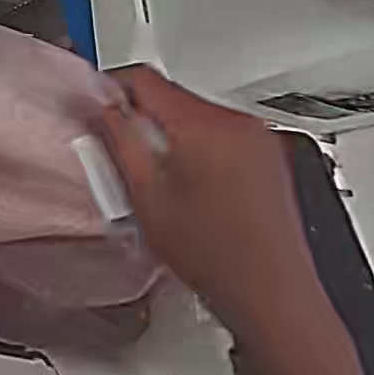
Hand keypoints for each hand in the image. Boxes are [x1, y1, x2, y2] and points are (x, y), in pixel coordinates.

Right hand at [94, 65, 296, 333]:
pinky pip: (218, 131)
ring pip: (192, 113)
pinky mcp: (266, 153)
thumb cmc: (214, 256)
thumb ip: (118, 139)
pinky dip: (196, 145)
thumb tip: (104, 108)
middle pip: (170, 95)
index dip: (113, 89)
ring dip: (169, 133)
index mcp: (202, 124)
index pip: (145, 78)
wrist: (272, 296)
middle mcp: (236, 122)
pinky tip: (190, 185)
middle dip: (143, 119)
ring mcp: (256, 136)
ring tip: (163, 179)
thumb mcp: (144, 194)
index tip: (101, 108)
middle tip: (127, 154)